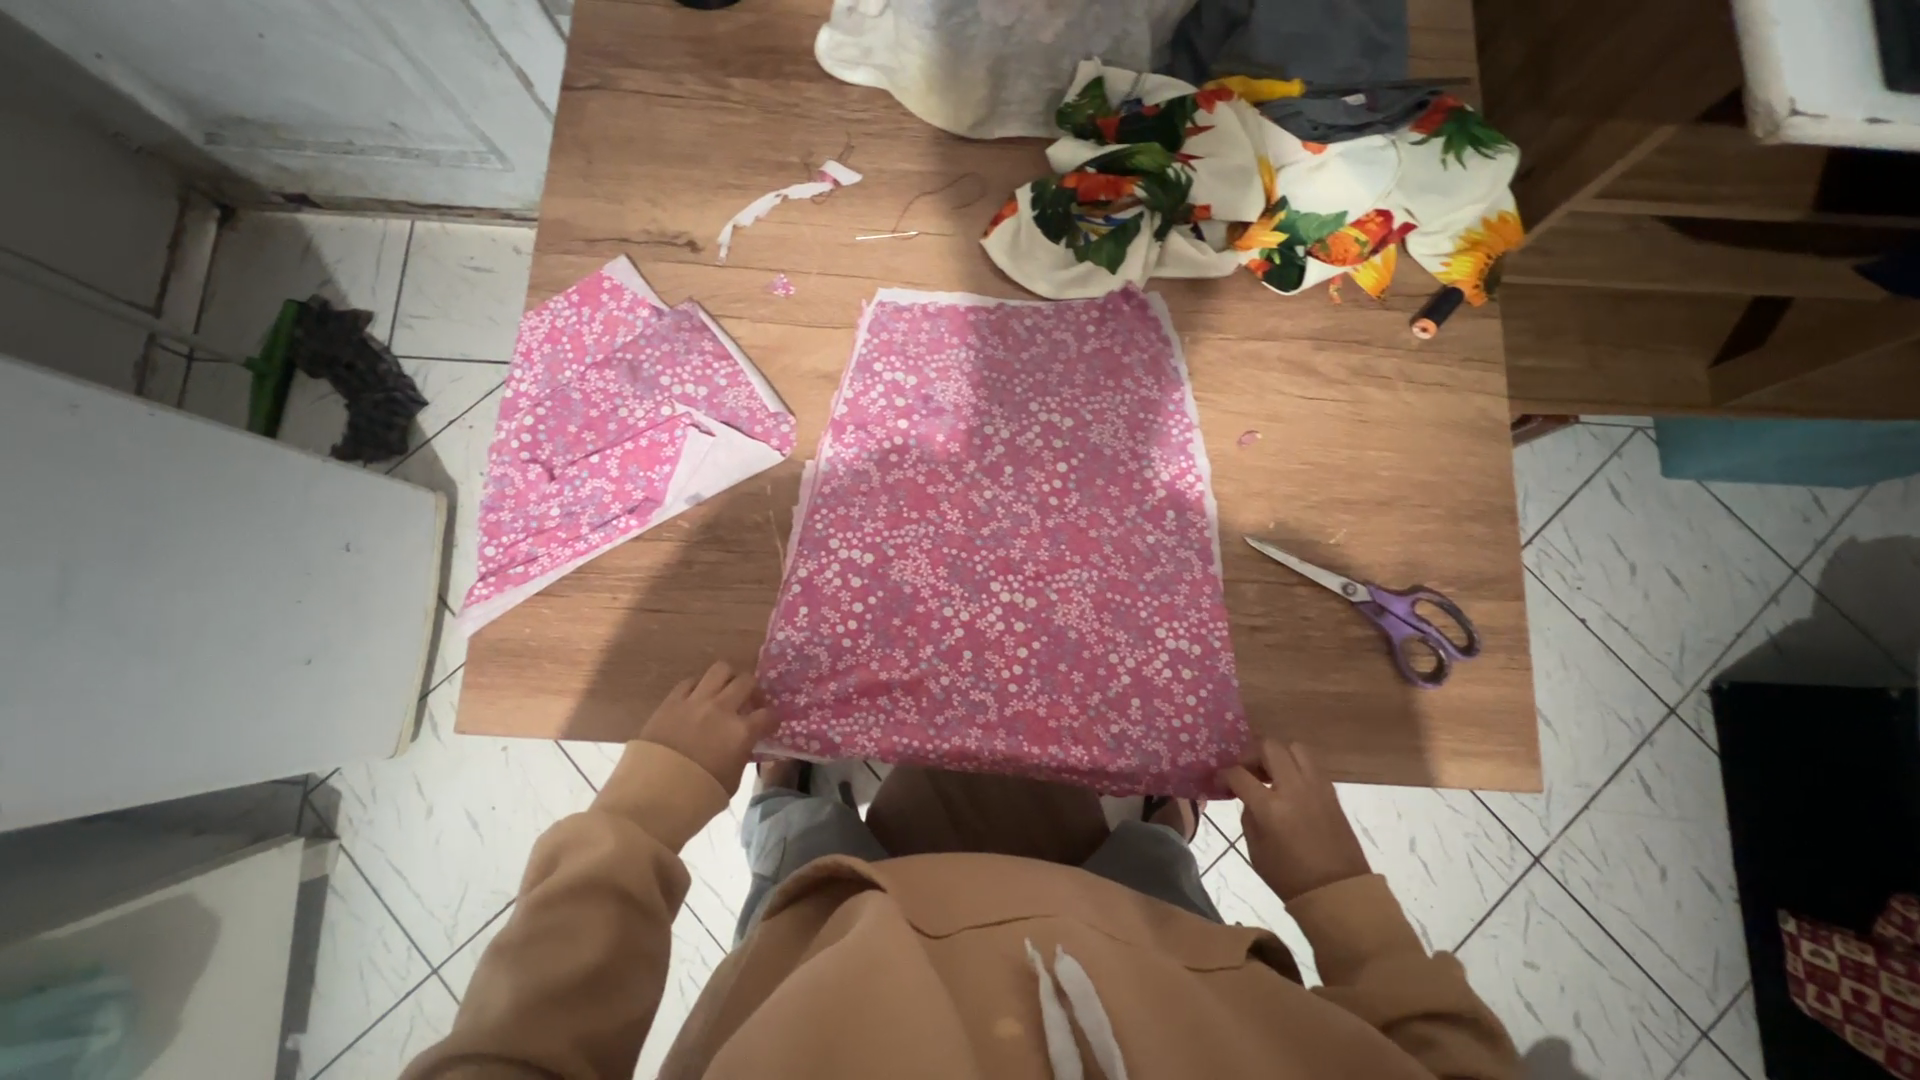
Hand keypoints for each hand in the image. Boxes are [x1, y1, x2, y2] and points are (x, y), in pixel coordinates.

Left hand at [637, 662, 776, 796]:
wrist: (652, 797)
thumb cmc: (698, 796)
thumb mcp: (732, 781)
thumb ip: (741, 755)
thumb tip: (743, 745)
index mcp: (741, 732)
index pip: (768, 715)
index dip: (771, 719)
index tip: (768, 724)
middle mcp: (722, 709)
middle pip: (747, 681)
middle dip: (752, 690)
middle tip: (748, 701)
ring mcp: (695, 702)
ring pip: (720, 669)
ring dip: (728, 679)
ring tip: (724, 691)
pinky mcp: (671, 702)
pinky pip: (690, 681)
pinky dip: (698, 686)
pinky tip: (697, 698)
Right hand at [1219, 740, 1370, 901]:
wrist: (1337, 891)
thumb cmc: (1289, 877)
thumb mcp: (1255, 849)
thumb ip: (1248, 815)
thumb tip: (1248, 796)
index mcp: (1271, 807)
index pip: (1239, 774)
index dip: (1224, 774)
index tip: (1220, 780)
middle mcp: (1294, 788)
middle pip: (1269, 746)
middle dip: (1251, 753)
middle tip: (1247, 769)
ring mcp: (1316, 787)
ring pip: (1294, 747)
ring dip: (1278, 754)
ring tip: (1271, 772)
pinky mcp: (1331, 792)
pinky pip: (1311, 764)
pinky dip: (1296, 766)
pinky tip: (1289, 784)